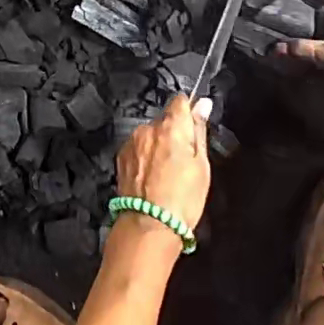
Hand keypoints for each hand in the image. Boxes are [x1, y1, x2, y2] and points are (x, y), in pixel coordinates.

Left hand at [116, 91, 211, 233]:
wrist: (150, 223)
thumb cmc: (183, 198)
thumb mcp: (202, 165)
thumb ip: (199, 130)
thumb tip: (202, 104)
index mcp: (171, 127)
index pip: (180, 101)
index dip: (189, 110)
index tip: (195, 123)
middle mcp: (148, 128)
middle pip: (164, 119)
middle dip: (174, 132)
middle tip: (184, 158)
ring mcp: (132, 140)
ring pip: (150, 134)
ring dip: (158, 143)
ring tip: (167, 171)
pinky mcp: (121, 154)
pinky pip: (138, 146)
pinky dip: (145, 154)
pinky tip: (152, 174)